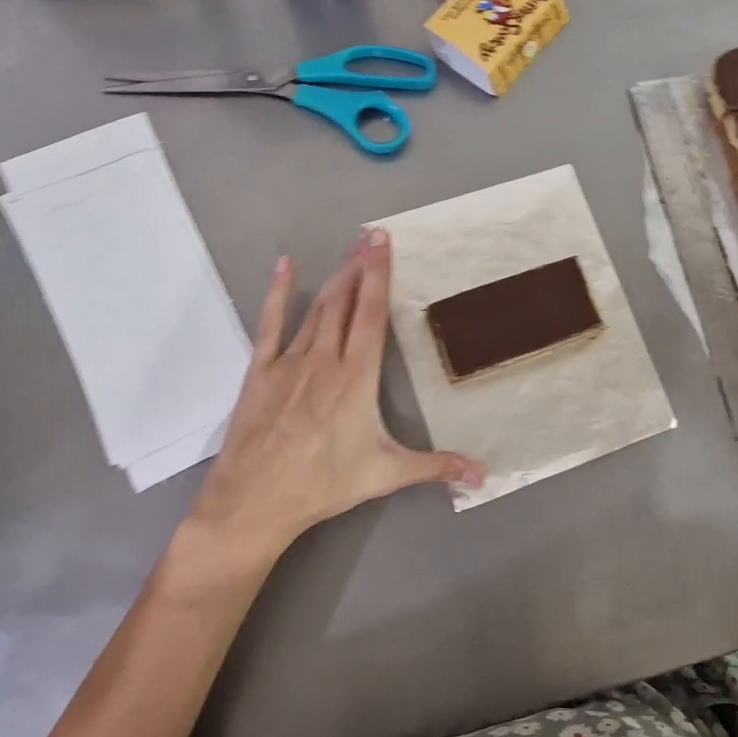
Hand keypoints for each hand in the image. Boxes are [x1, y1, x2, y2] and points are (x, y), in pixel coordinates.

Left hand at [185, 229, 483, 570]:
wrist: (254, 501)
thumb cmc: (324, 485)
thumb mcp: (386, 474)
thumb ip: (436, 467)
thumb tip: (483, 474)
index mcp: (357, 378)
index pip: (371, 315)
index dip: (379, 276)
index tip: (383, 243)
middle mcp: (325, 360)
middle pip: (345, 302)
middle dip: (360, 266)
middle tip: (371, 234)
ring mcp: (290, 363)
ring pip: (316, 309)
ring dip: (334, 277)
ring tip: (349, 251)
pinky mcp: (261, 372)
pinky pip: (271, 325)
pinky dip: (277, 294)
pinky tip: (283, 266)